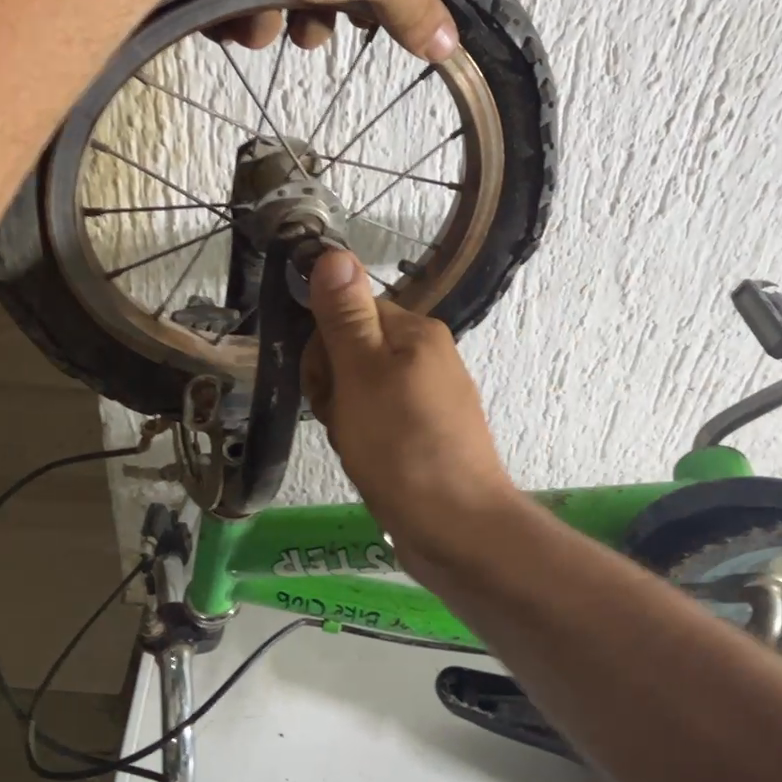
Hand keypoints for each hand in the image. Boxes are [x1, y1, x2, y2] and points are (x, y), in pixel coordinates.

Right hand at [302, 250, 520, 551]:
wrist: (457, 529)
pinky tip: (368, 463)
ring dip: (344, 417)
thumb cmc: (403, 446)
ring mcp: (429, 398)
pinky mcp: (426, 435)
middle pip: (351, 351)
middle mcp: (427, 356)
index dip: (324, 349)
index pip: (348, 312)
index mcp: (416, 331)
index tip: (327, 384)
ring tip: (357, 447)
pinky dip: (363, 439)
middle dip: (333, 386)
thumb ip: (346, 315)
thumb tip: (333, 251)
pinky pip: (377, 421)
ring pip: (359, 391)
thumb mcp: (362, 373)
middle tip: (344, 420)